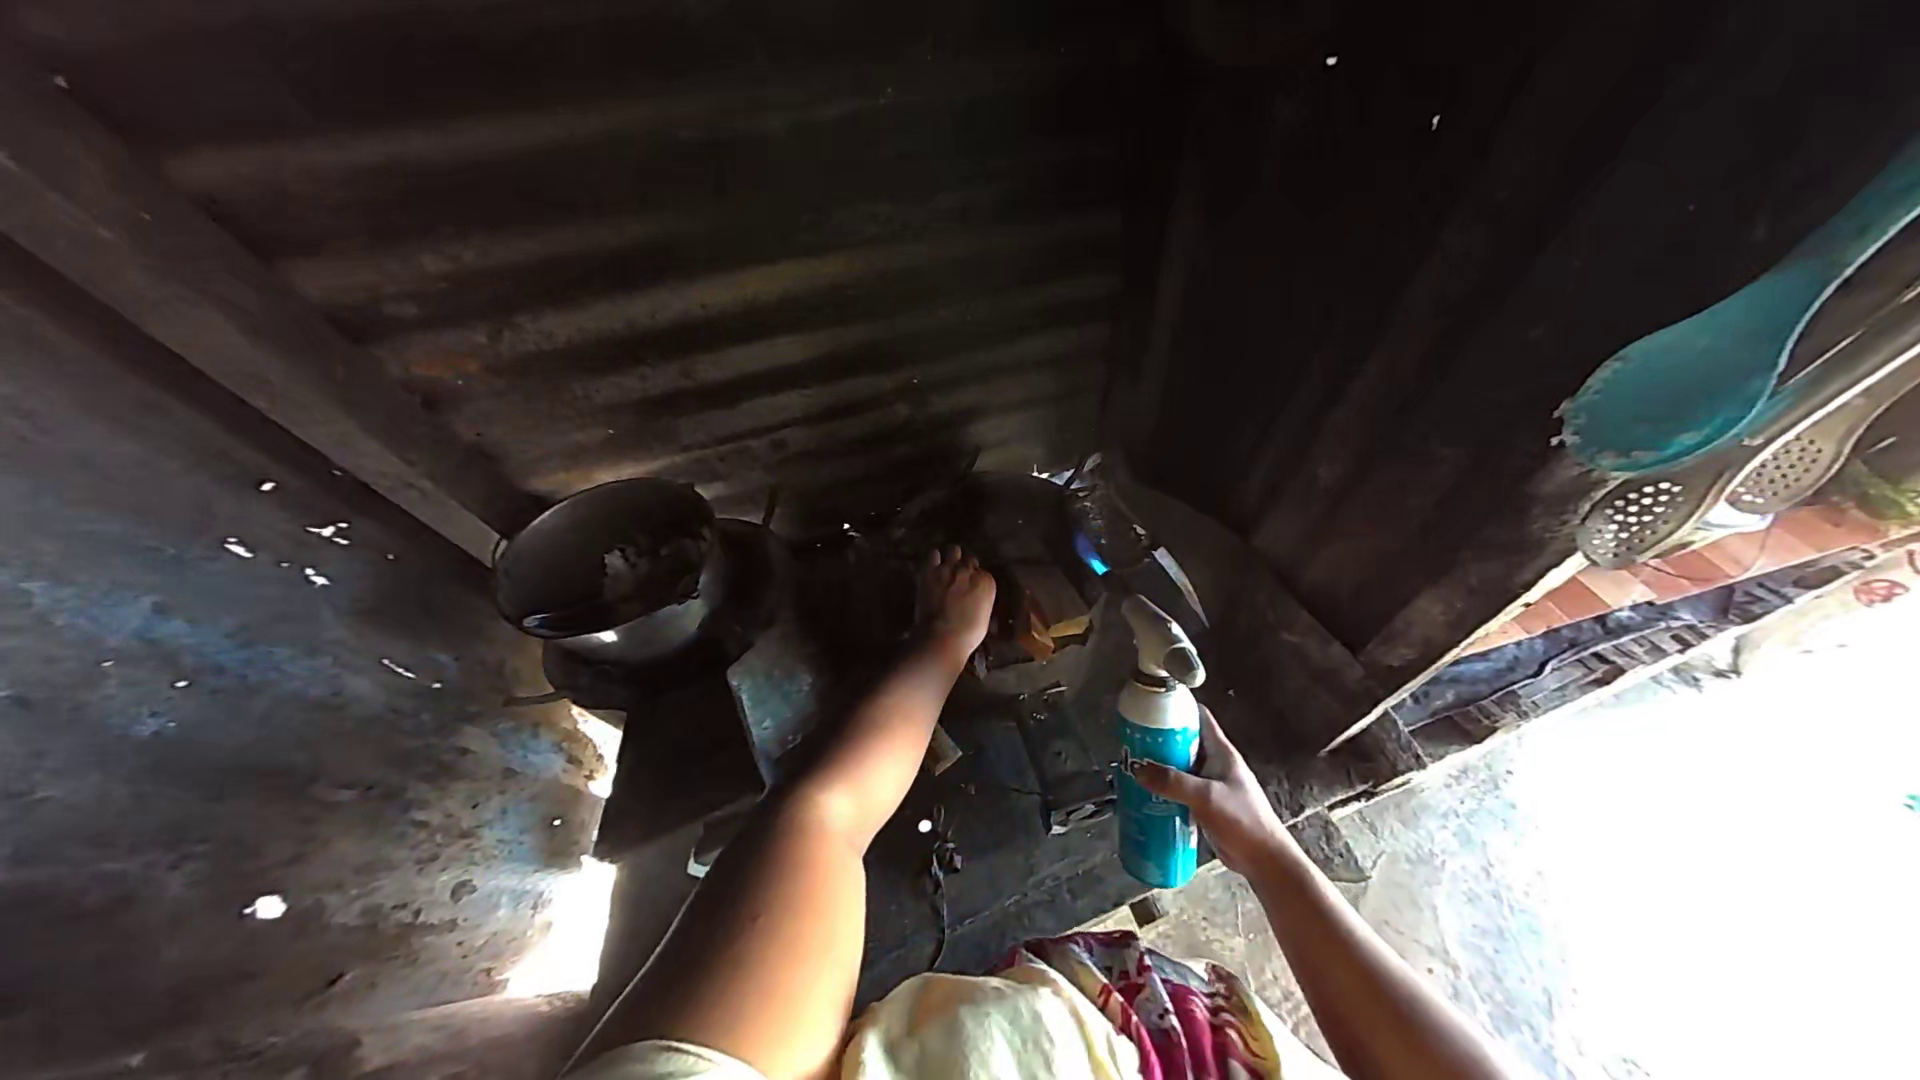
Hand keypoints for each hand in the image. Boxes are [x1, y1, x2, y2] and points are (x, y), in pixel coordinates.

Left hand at [920, 545, 995, 660]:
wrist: (941, 637)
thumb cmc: (967, 635)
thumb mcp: (985, 617)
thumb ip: (982, 600)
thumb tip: (976, 599)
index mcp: (986, 582)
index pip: (983, 573)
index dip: (976, 580)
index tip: (971, 588)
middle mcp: (969, 570)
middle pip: (969, 560)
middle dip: (965, 567)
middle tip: (959, 578)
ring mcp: (948, 568)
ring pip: (953, 550)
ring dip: (951, 557)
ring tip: (946, 567)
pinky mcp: (929, 571)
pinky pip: (933, 554)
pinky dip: (933, 559)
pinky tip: (932, 566)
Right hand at [1131, 705, 1291, 873]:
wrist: (1263, 860)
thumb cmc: (1242, 820)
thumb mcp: (1206, 796)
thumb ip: (1172, 782)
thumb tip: (1138, 770)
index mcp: (1221, 752)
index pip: (1198, 717)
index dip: (1177, 708)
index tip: (1151, 707)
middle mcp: (1215, 763)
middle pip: (1184, 741)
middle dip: (1160, 739)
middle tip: (1134, 740)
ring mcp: (1210, 784)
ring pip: (1180, 766)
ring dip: (1159, 766)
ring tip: (1134, 765)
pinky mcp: (1205, 804)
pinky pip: (1179, 789)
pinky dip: (1164, 788)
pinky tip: (1146, 793)